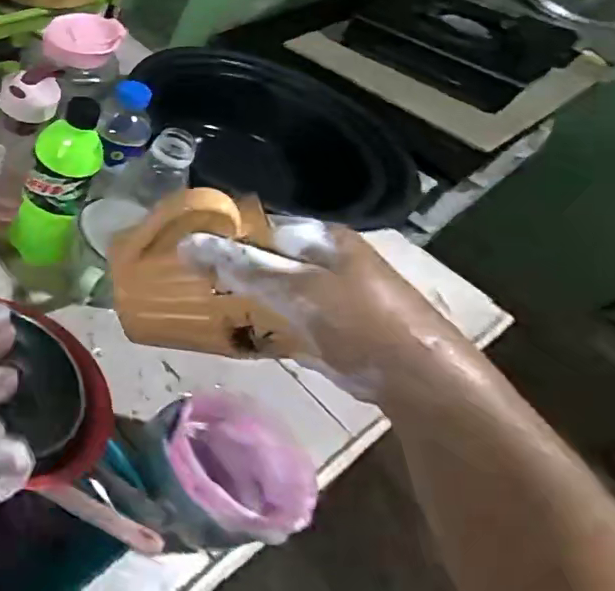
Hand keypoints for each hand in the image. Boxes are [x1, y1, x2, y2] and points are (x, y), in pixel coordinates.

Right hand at [179, 221, 482, 408]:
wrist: (429, 388)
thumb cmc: (360, 324)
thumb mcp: (295, 289)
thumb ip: (240, 265)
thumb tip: (185, 242)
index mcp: (324, 237)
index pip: (260, 225)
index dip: (225, 238)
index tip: (192, 258)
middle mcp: (332, 258)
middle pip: (268, 258)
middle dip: (236, 272)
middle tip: (201, 288)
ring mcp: (339, 295)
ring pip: (279, 289)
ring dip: (251, 300)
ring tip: (218, 312)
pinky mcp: (343, 329)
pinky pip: (293, 318)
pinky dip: (272, 324)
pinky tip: (252, 336)